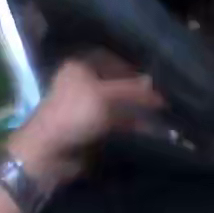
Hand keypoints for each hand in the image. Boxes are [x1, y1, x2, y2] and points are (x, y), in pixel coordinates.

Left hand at [5, 58, 162, 187]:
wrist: (50, 154)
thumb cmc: (74, 114)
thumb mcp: (105, 97)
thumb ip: (132, 89)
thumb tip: (155, 83)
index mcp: (80, 66)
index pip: (111, 59)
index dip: (133, 66)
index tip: (156, 76)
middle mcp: (82, 82)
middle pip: (116, 82)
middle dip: (138, 91)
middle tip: (164, 98)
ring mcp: (86, 106)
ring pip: (118, 104)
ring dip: (137, 110)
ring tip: (163, 116)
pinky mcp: (91, 128)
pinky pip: (116, 122)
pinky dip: (132, 125)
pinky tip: (151, 130)